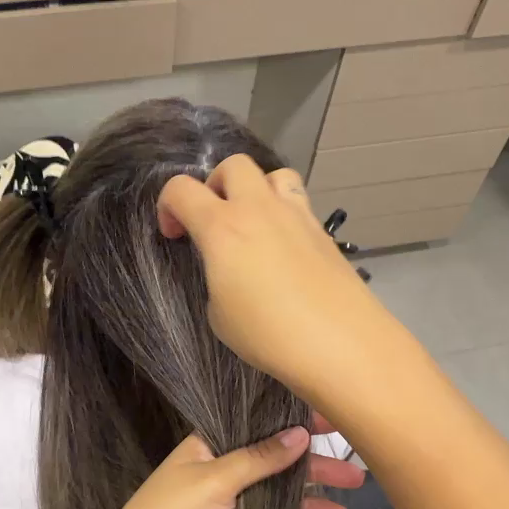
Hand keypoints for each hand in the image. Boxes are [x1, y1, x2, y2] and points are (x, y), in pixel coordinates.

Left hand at [107, 419, 364, 508]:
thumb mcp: (217, 479)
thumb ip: (260, 458)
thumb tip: (301, 433)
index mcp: (214, 442)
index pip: (263, 424)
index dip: (299, 422)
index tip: (336, 421)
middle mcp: (226, 466)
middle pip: (280, 463)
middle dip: (318, 471)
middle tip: (358, 479)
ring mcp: (231, 499)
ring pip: (281, 497)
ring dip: (313, 506)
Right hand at [156, 155, 400, 397]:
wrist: (341, 343)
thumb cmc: (268, 334)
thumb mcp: (219, 314)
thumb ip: (217, 277)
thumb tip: (230, 268)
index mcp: (222, 228)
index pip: (181, 189)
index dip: (167, 206)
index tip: (174, 234)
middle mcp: (259, 209)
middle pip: (232, 165)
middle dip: (214, 185)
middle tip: (213, 221)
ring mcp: (297, 215)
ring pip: (273, 174)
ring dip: (255, 190)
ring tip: (253, 225)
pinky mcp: (323, 231)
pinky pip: (298, 202)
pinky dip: (283, 213)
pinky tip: (283, 249)